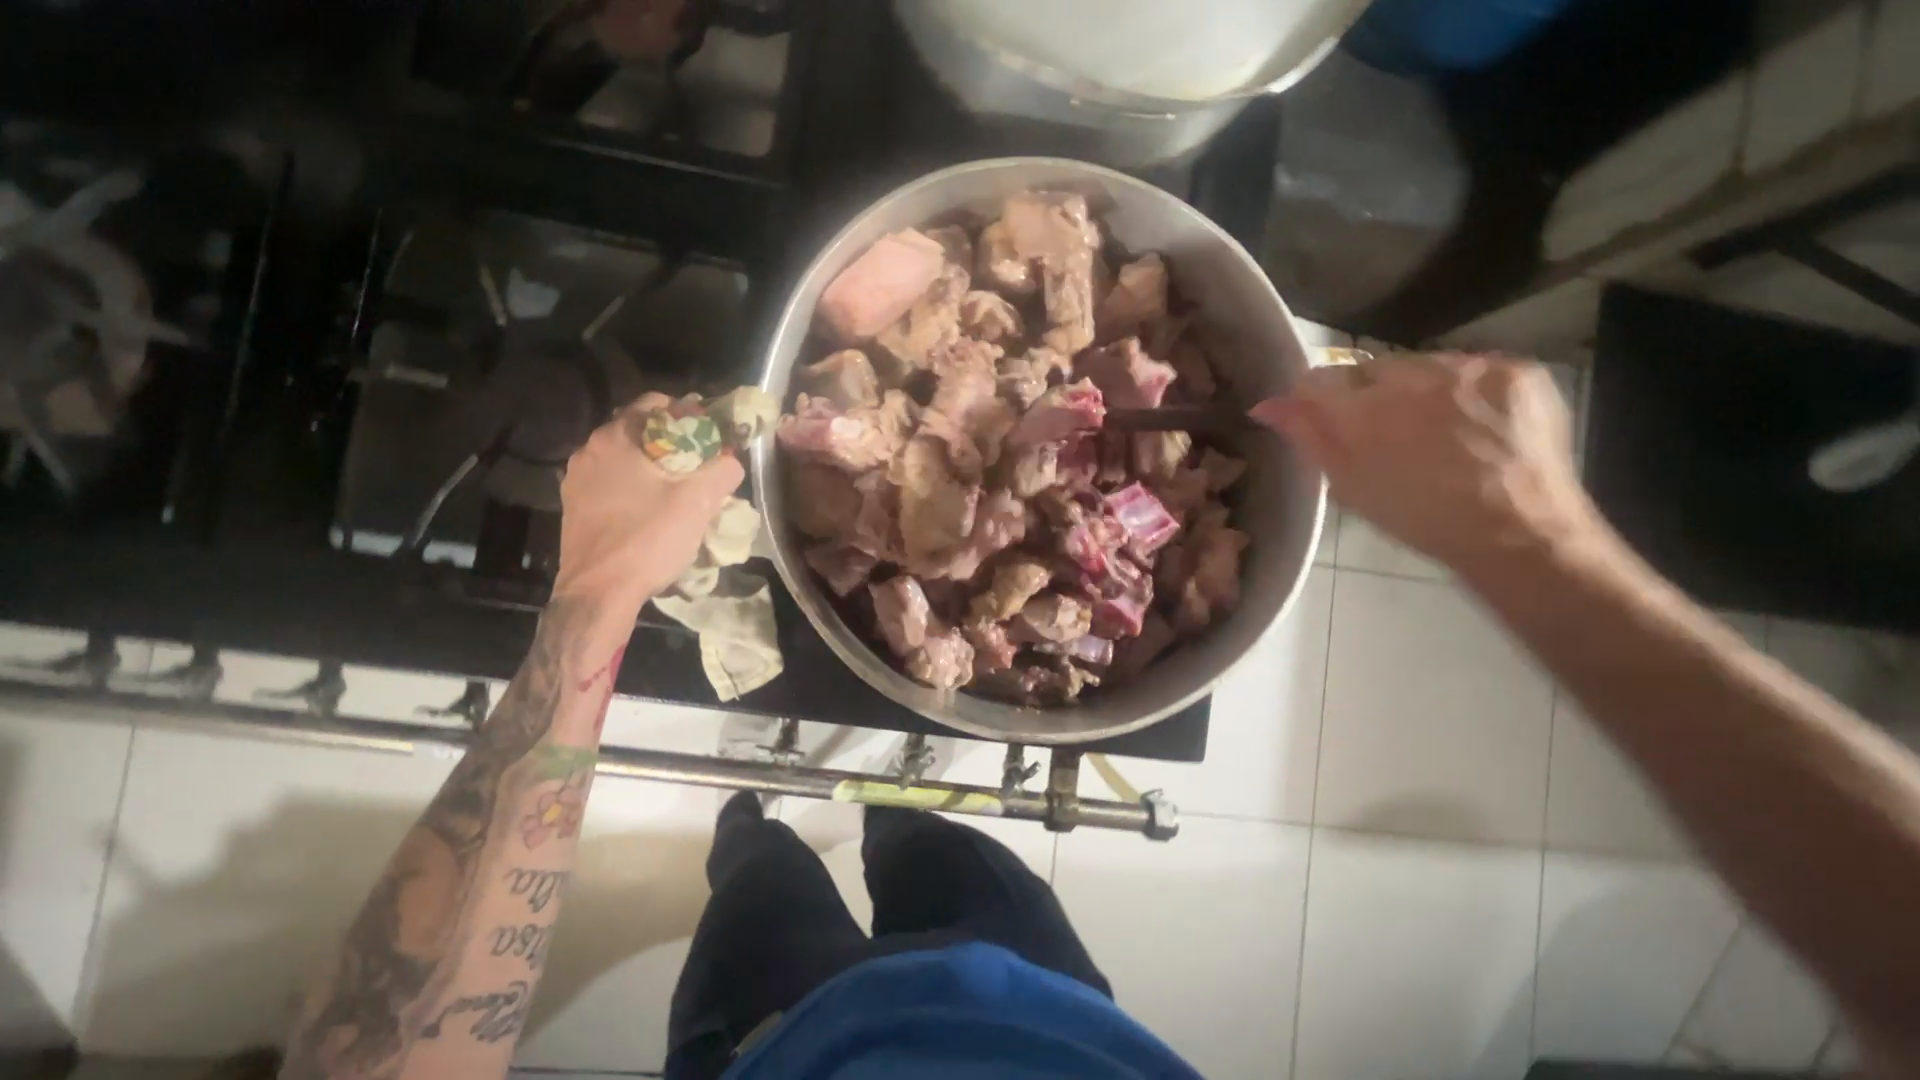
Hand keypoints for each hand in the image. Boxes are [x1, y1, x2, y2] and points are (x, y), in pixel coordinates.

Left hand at [554, 393, 744, 615]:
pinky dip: (634, 487)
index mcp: (616, 438)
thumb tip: (731, 458)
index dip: (688, 414)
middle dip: (673, 442)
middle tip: (701, 464)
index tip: (710, 436)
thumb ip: (722, 470)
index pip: (655, 403)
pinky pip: (611, 483)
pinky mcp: (575, 507)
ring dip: (653, 466)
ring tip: (680, 489)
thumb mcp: (699, 502)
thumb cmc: (648, 539)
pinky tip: (652, 510)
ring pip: (625, 459)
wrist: (599, 593)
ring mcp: (577, 480)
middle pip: (640, 431)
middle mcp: (589, 450)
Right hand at [1253, 353, 1605, 577]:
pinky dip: (1468, 391)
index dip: (1317, 399)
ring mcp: (1467, 368)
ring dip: (1421, 389)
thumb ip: (1309, 436)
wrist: (1519, 533)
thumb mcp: (1351, 487)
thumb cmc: (1422, 519)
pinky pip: (1473, 368)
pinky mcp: (1513, 369)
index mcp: (1363, 409)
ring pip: (1423, 365)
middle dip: (1372, 394)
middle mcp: (1411, 375)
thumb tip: (1266, 404)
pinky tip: (1476, 425)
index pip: (1319, 378)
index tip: (1326, 420)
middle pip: (1372, 368)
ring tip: (1438, 431)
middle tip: (1389, 434)